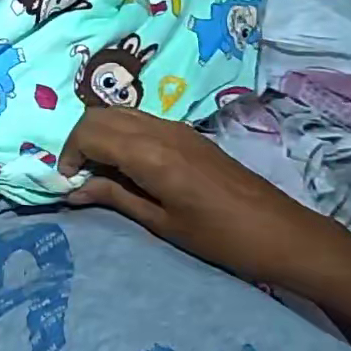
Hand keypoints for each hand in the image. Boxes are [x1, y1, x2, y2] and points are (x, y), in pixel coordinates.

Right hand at [59, 107, 350, 294]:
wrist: (282, 232)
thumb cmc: (220, 238)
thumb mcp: (162, 224)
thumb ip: (115, 198)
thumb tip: (74, 190)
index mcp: (151, 155)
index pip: (90, 132)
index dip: (70, 153)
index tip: (68, 181)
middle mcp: (160, 131)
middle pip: (99, 115)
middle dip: (79, 140)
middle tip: (78, 173)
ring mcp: (175, 128)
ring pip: (118, 112)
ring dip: (99, 134)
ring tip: (99, 169)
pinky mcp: (187, 133)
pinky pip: (139, 120)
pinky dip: (119, 133)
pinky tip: (126, 164)